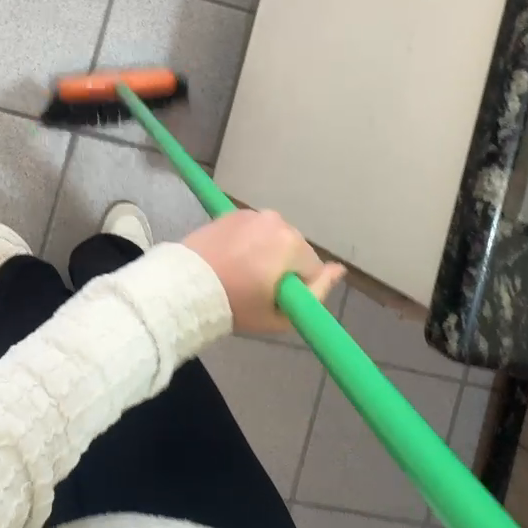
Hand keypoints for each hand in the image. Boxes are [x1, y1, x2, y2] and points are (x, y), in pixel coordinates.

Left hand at [182, 210, 343, 334]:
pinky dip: (248, 243)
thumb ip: (317, 292)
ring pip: (272, 238)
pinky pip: (252, 230)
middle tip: (256, 288)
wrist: (188, 285)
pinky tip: (231, 259)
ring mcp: (252, 214)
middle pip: (292, 249)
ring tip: (240, 273)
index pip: (312, 268)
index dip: (297, 288)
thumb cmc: (237, 304)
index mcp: (292, 243)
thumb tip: (339, 270)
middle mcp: (276, 220)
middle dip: (282, 266)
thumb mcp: (282, 313)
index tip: (275, 298)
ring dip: (265, 253)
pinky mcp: (232, 213)